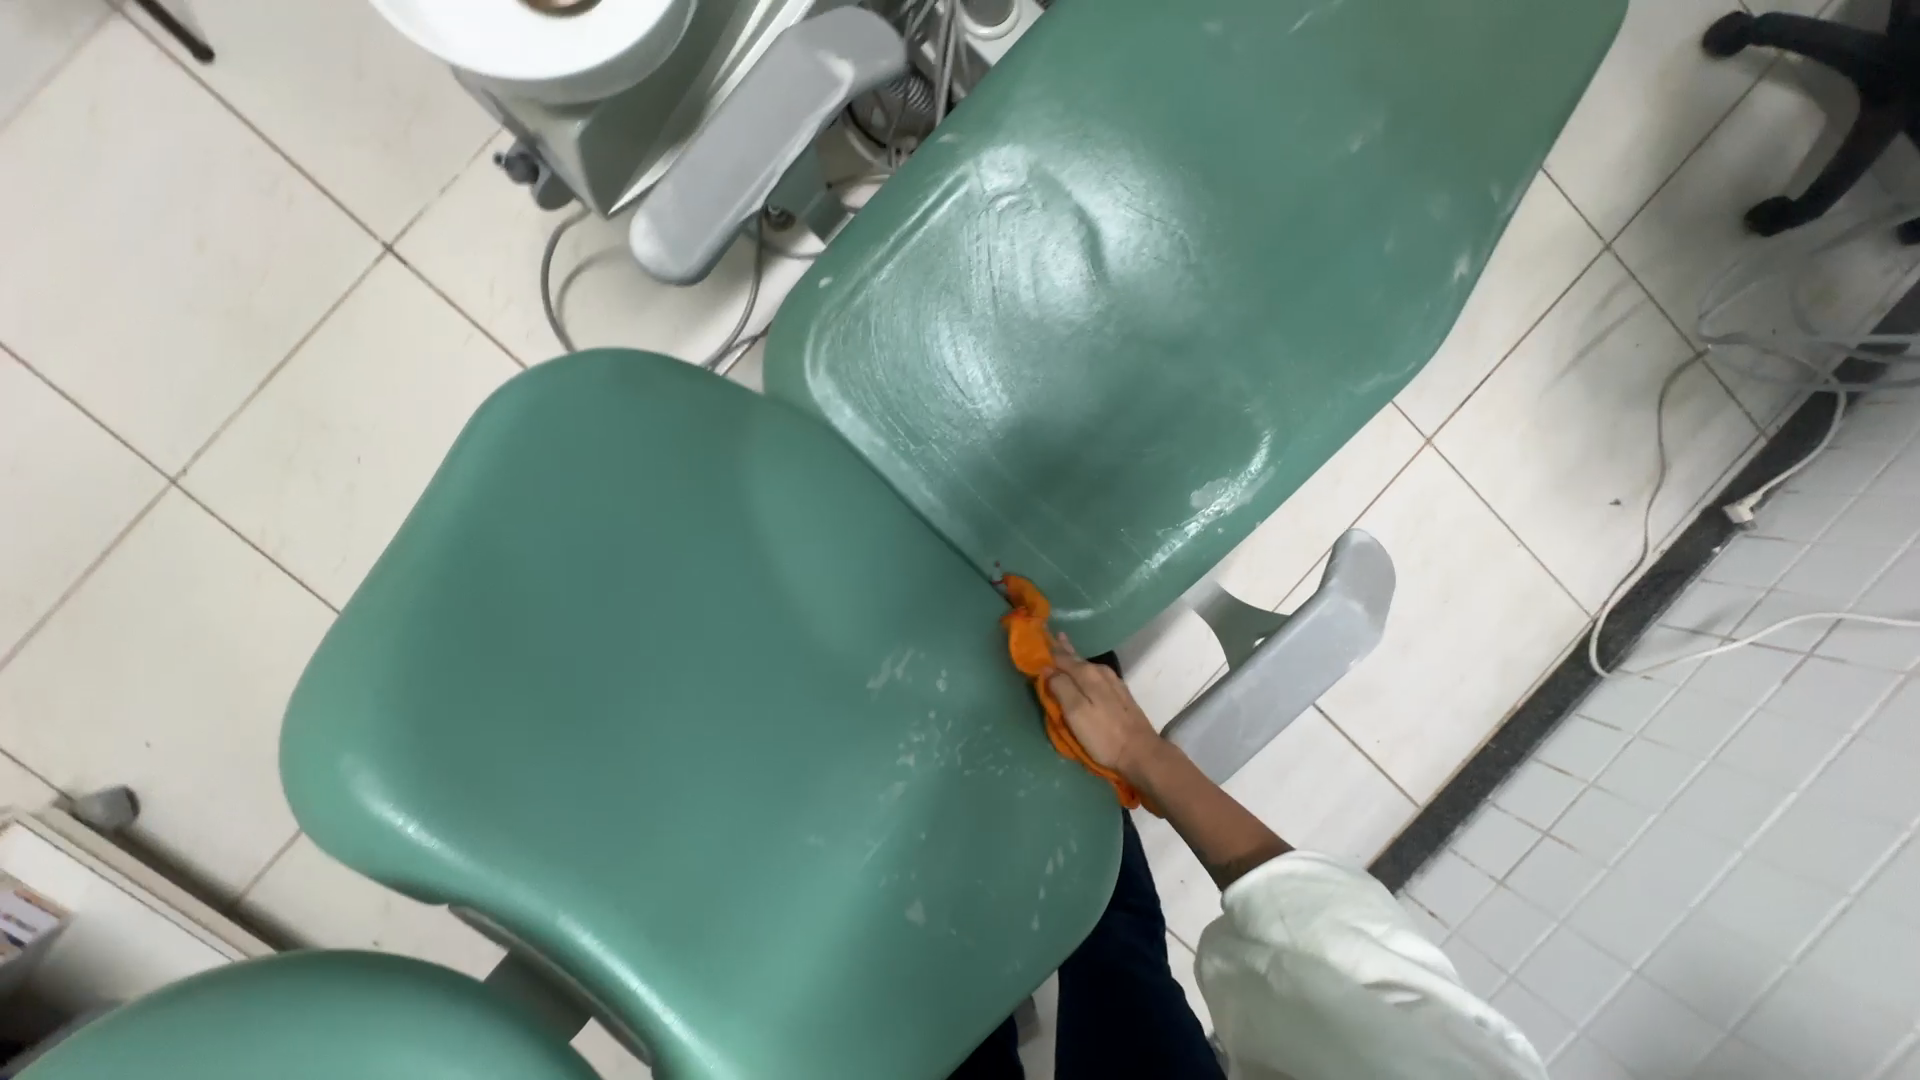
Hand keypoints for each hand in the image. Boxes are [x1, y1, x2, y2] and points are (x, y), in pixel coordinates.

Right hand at [1043, 633, 1163, 781]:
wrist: (1141, 752)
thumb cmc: (1103, 735)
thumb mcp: (1076, 713)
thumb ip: (1060, 688)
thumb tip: (1047, 668)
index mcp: (1087, 674)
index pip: (1061, 657)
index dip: (1048, 651)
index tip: (1036, 641)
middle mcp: (1100, 671)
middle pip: (1075, 658)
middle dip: (1062, 649)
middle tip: (1051, 636)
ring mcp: (1113, 681)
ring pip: (1087, 666)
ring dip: (1074, 659)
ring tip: (1064, 649)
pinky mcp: (1121, 693)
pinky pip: (1096, 674)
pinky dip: (1085, 670)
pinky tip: (1084, 670)